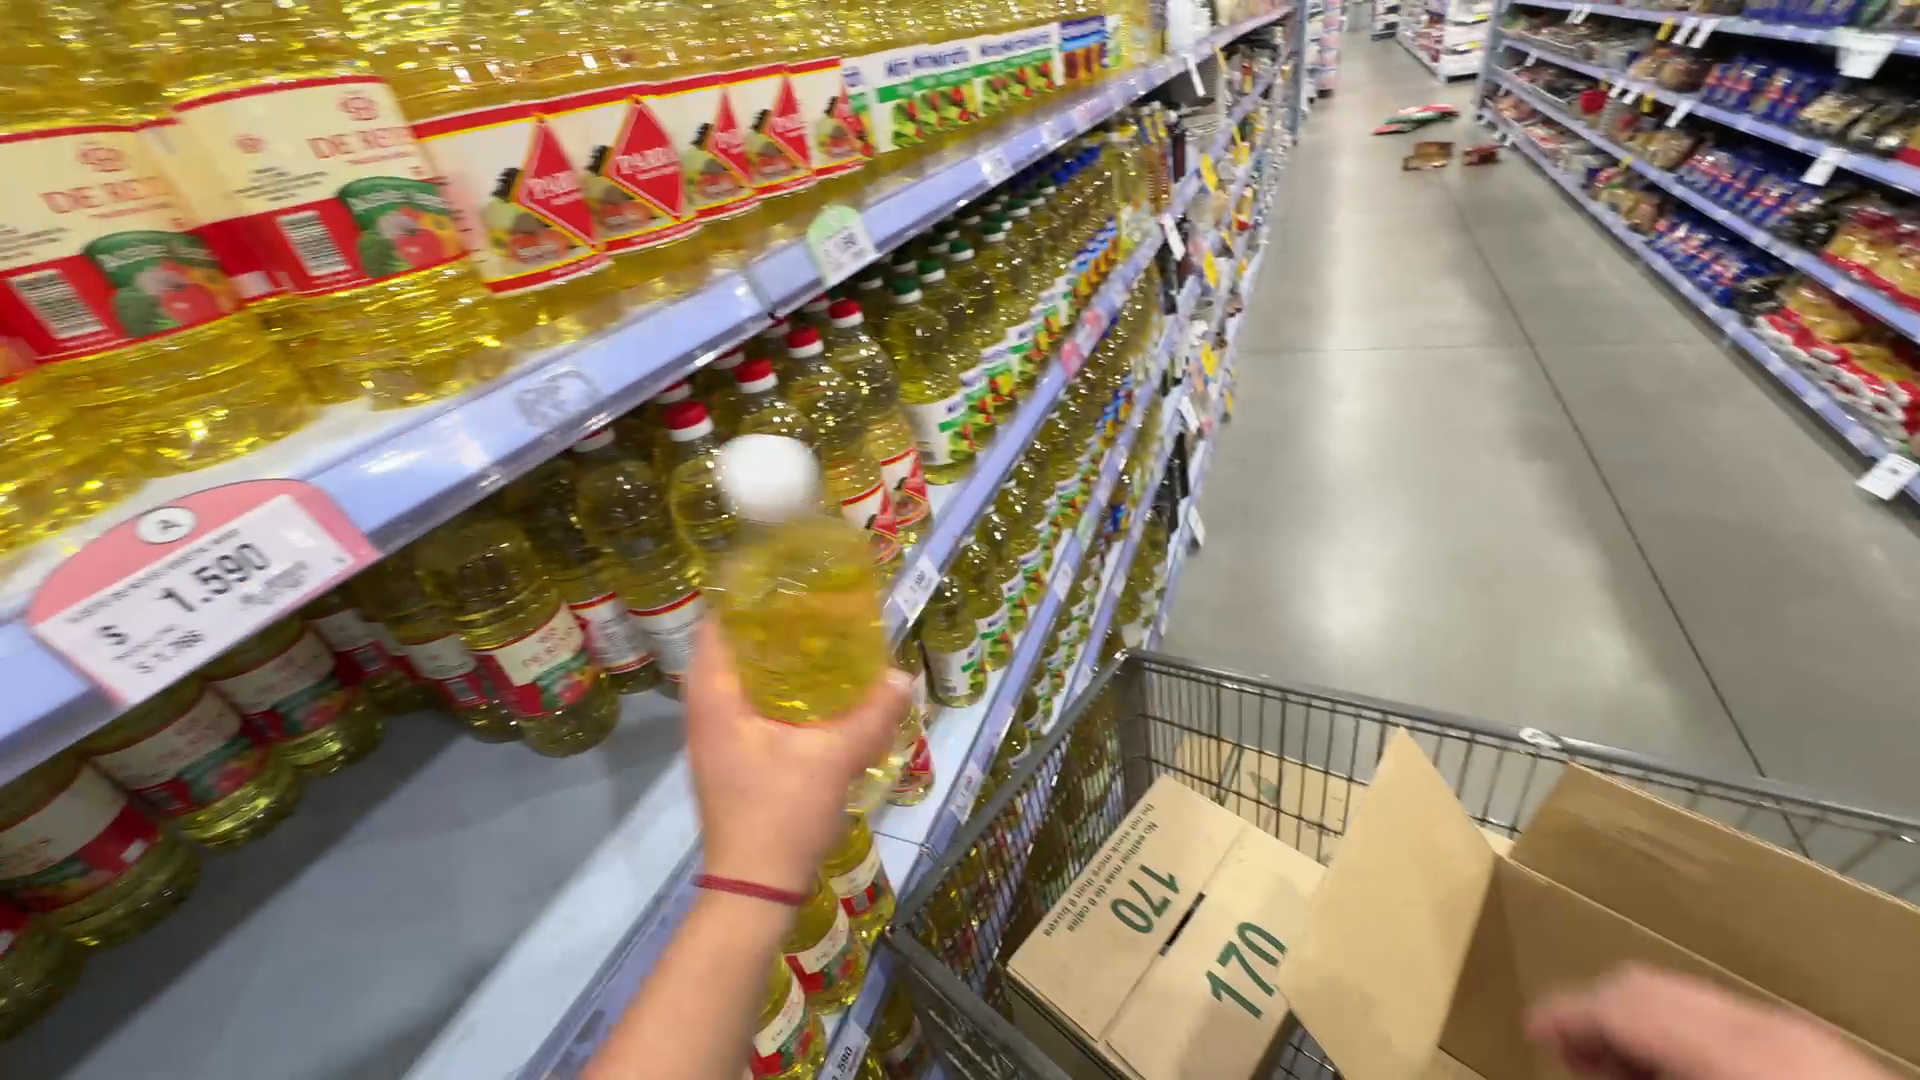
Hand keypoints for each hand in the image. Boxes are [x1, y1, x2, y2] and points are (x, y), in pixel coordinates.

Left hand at [684, 619, 908, 893]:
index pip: (716, 626)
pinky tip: (814, 698)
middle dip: (769, 628)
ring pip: (740, 682)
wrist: (753, 891)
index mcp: (714, 701)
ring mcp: (715, 740)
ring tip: (819, 646)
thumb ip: (870, 716)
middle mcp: (705, 714)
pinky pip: (749, 708)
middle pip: (730, 650)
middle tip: (814, 612)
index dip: (747, 598)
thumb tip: (902, 678)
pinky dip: (776, 693)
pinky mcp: (730, 760)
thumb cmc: (779, 816)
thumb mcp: (832, 760)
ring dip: (774, 663)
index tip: (787, 584)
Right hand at [1527, 965, 1891, 1079]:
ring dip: (1635, 1019)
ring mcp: (1793, 1028)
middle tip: (1570, 1052)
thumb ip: (1630, 1062)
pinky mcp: (1815, 1045)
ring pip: (1680, 993)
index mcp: (1730, 1039)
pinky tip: (1672, 1065)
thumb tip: (1573, 1045)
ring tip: (1616, 1061)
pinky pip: (1723, 1017)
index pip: (1617, 997)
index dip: (1562, 1008)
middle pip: (1643, 982)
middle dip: (1594, 1009)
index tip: (1528, 1026)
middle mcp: (1758, 1017)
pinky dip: (1680, 1032)